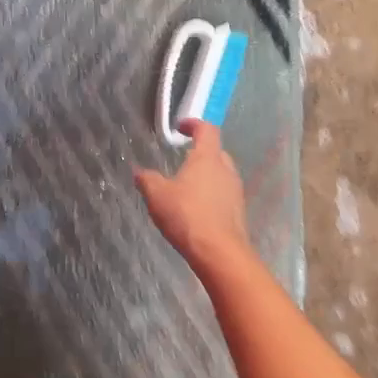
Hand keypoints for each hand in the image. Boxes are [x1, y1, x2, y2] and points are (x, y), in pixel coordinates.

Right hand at [133, 119, 251, 274]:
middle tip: (182, 158)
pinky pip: (223, 194)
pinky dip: (210, 194)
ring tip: (185, 186)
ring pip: (221, 174)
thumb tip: (140, 172)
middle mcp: (226, 170)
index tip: (181, 127)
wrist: (219, 252)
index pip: (207, 130)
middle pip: (216, 152)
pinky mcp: (238, 212)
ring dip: (206, 175)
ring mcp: (235, 192)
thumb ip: (147, 179)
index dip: (194, 124)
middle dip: (200, 152)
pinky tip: (195, 208)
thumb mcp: (157, 194)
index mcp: (207, 159)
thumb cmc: (187, 214)